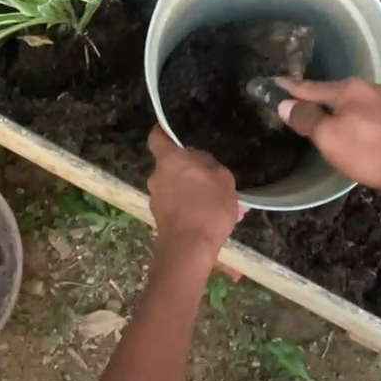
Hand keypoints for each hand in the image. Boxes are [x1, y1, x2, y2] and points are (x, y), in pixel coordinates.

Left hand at [146, 126, 241, 262]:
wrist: (189, 249)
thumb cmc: (208, 207)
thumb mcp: (224, 180)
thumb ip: (212, 167)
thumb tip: (204, 165)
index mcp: (170, 160)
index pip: (157, 138)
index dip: (162, 132)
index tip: (169, 131)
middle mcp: (157, 177)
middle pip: (171, 166)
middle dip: (189, 171)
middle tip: (212, 179)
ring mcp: (156, 199)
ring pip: (176, 188)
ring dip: (193, 193)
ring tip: (221, 205)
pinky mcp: (160, 219)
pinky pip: (178, 207)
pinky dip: (192, 210)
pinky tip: (214, 221)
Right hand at [276, 78, 380, 200]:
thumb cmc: (368, 152)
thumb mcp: (328, 137)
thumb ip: (306, 118)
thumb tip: (285, 104)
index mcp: (348, 89)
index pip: (309, 87)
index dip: (288, 88)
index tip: (270, 84)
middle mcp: (367, 88)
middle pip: (331, 93)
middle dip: (312, 99)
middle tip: (293, 105)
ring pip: (350, 103)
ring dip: (333, 110)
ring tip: (320, 118)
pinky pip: (364, 114)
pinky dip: (350, 119)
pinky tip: (350, 129)